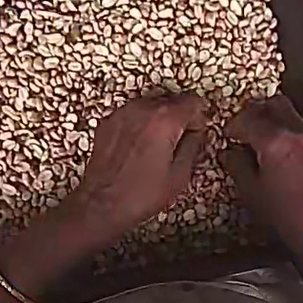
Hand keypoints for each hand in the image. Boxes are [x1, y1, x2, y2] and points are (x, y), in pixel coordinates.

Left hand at [62, 95, 209, 245]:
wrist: (103, 204)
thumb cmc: (140, 194)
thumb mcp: (180, 175)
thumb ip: (193, 146)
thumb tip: (197, 133)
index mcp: (164, 120)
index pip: (192, 101)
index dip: (198, 118)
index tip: (197, 132)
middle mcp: (142, 109)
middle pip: (171, 99)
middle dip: (180, 116)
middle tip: (180, 141)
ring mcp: (122, 114)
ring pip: (151, 104)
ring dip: (160, 119)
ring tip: (159, 146)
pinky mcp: (109, 123)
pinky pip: (133, 114)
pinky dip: (141, 123)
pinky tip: (140, 147)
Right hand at [220, 95, 302, 262]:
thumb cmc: (281, 214)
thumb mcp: (251, 190)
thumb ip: (237, 164)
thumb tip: (229, 151)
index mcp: (274, 141)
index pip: (248, 119)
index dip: (233, 125)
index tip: (227, 135)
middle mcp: (296, 133)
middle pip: (271, 104)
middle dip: (253, 112)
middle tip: (242, 127)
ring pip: (289, 111)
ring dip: (271, 116)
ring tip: (259, 135)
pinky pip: (300, 126)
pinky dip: (285, 128)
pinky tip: (278, 148)